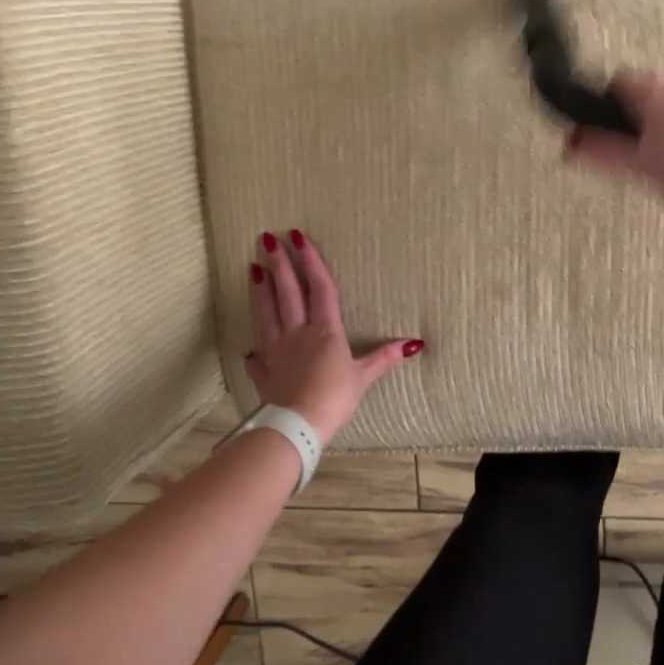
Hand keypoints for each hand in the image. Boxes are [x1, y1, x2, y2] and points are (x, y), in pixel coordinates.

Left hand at [245, 229, 423, 437]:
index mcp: (325, 331)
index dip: (311, 261)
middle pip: (287, 293)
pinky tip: (249, 348)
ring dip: (260, 291)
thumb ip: (384, 357)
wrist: (295, 427)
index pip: (319, 288)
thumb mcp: (364, 376)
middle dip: (279, 265)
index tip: (298, 237)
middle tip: (267, 239)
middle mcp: (297, 335)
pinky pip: (256, 358)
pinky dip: (253, 350)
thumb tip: (414, 343)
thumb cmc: (333, 398)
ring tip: (252, 269)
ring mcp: (276, 353)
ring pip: (266, 315)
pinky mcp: (264, 375)